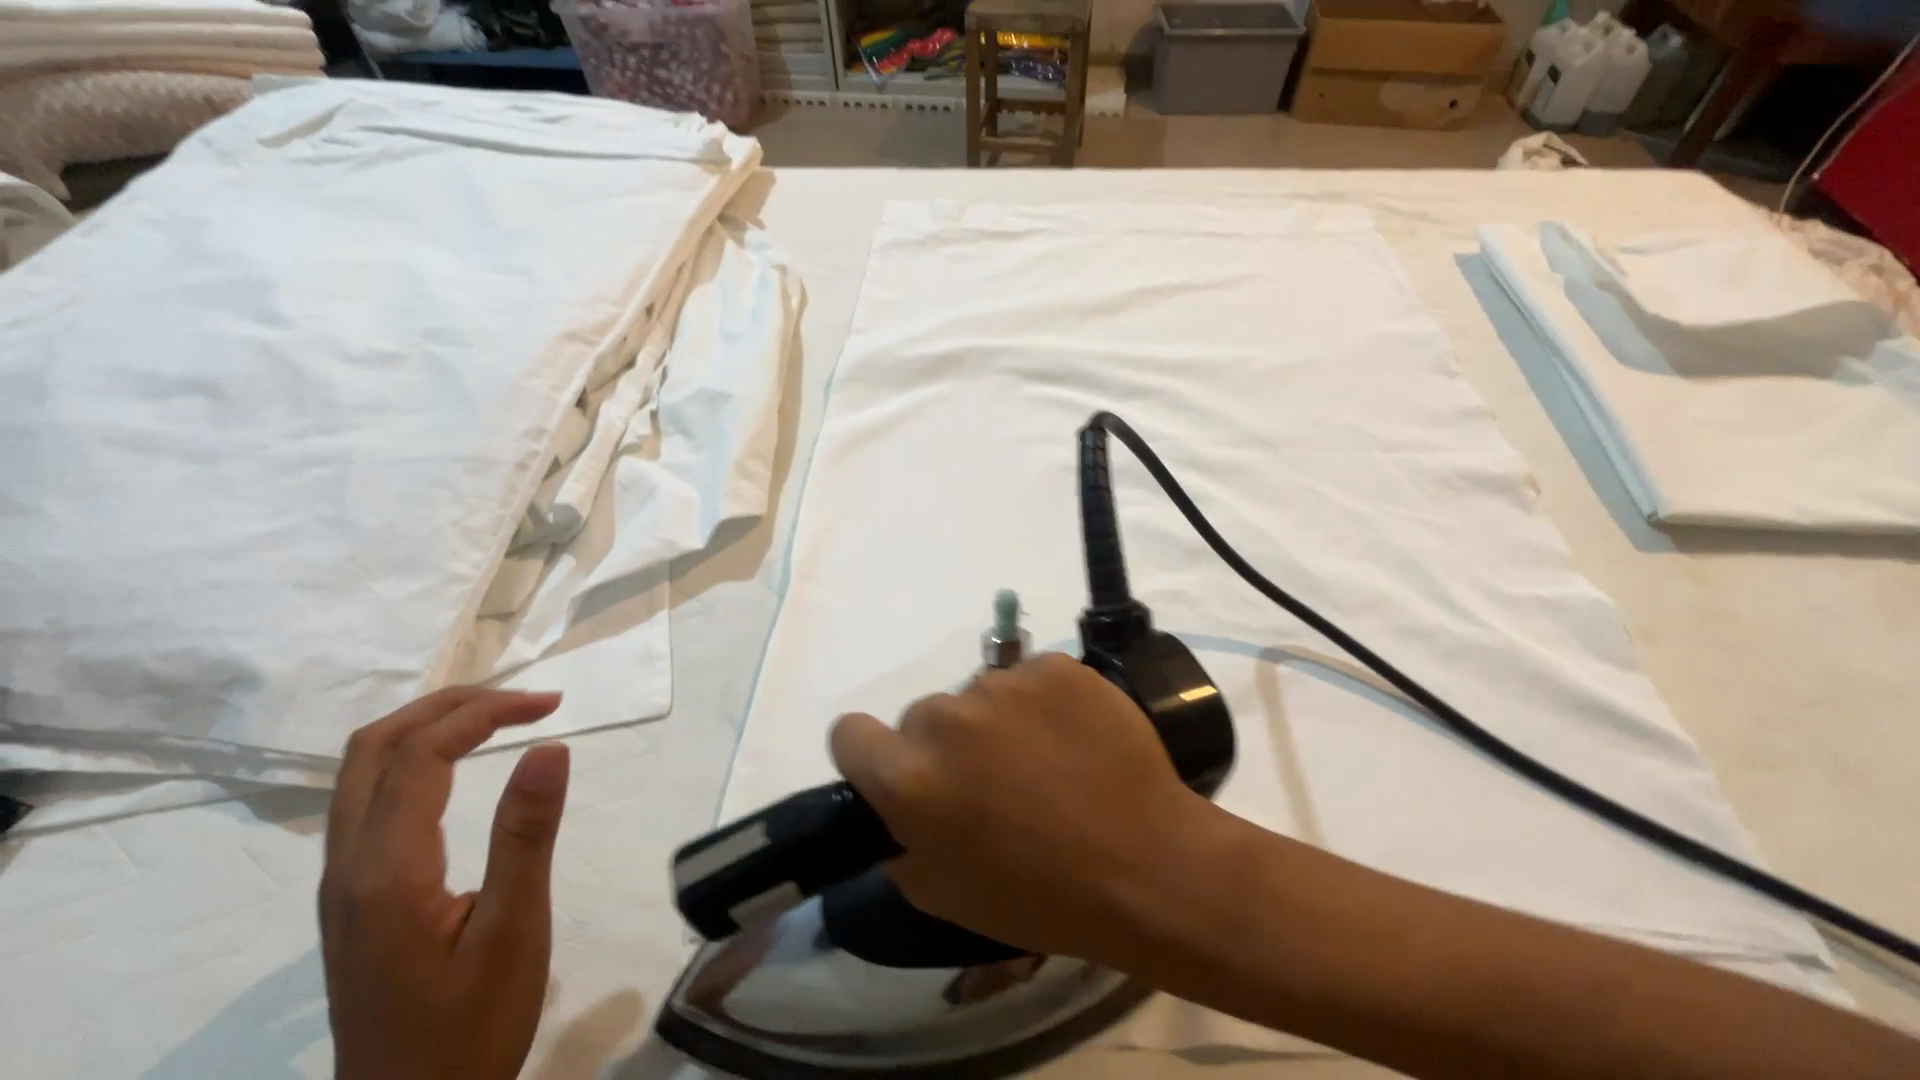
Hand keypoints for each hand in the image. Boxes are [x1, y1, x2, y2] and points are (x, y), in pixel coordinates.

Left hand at [320, 688, 570, 1079]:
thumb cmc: (471, 1027)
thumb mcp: (514, 933)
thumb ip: (526, 835)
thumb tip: (551, 747)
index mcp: (386, 869)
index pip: (423, 755)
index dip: (486, 713)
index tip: (553, 705)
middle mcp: (347, 864)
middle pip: (373, 747)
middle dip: (447, 704)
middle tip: (521, 699)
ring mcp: (341, 883)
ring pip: (362, 772)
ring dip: (425, 727)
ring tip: (494, 719)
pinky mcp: (353, 898)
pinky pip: (367, 801)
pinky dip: (413, 760)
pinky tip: (453, 772)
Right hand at [830, 653, 1222, 961]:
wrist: (1147, 866)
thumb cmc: (1040, 896)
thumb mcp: (943, 895)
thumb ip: (899, 844)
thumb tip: (897, 815)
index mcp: (908, 776)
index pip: (849, 733)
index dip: (871, 757)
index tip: (903, 777)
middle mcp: (946, 717)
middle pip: (923, 717)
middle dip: (947, 748)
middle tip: (994, 786)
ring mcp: (1005, 684)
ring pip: (980, 696)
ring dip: (999, 724)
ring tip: (1047, 767)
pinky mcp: (1057, 666)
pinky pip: (1030, 679)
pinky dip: (1044, 704)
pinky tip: (1076, 741)